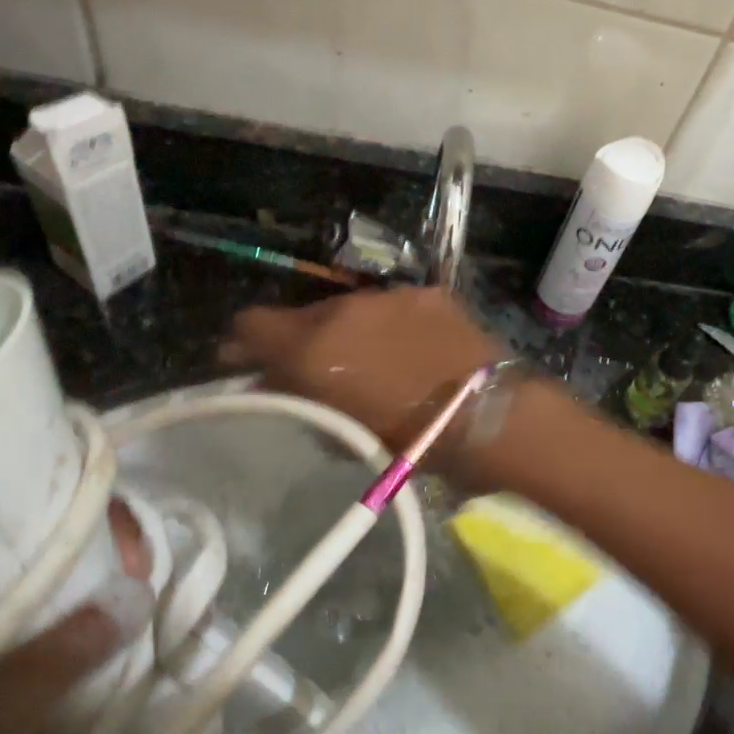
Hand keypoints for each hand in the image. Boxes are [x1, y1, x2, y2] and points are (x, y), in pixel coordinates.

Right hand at [225, 288, 503, 452]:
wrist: (488, 415)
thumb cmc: (411, 441)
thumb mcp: (340, 430)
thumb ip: (297, 400)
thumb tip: (270, 382)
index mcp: (313, 346)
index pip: (251, 325)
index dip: (245, 345)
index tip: (247, 363)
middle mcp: (345, 310)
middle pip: (304, 315)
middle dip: (302, 340)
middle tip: (318, 368)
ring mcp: (391, 296)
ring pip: (352, 308)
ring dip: (350, 330)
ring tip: (371, 359)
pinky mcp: (429, 293)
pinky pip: (395, 306)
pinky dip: (392, 324)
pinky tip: (411, 347)